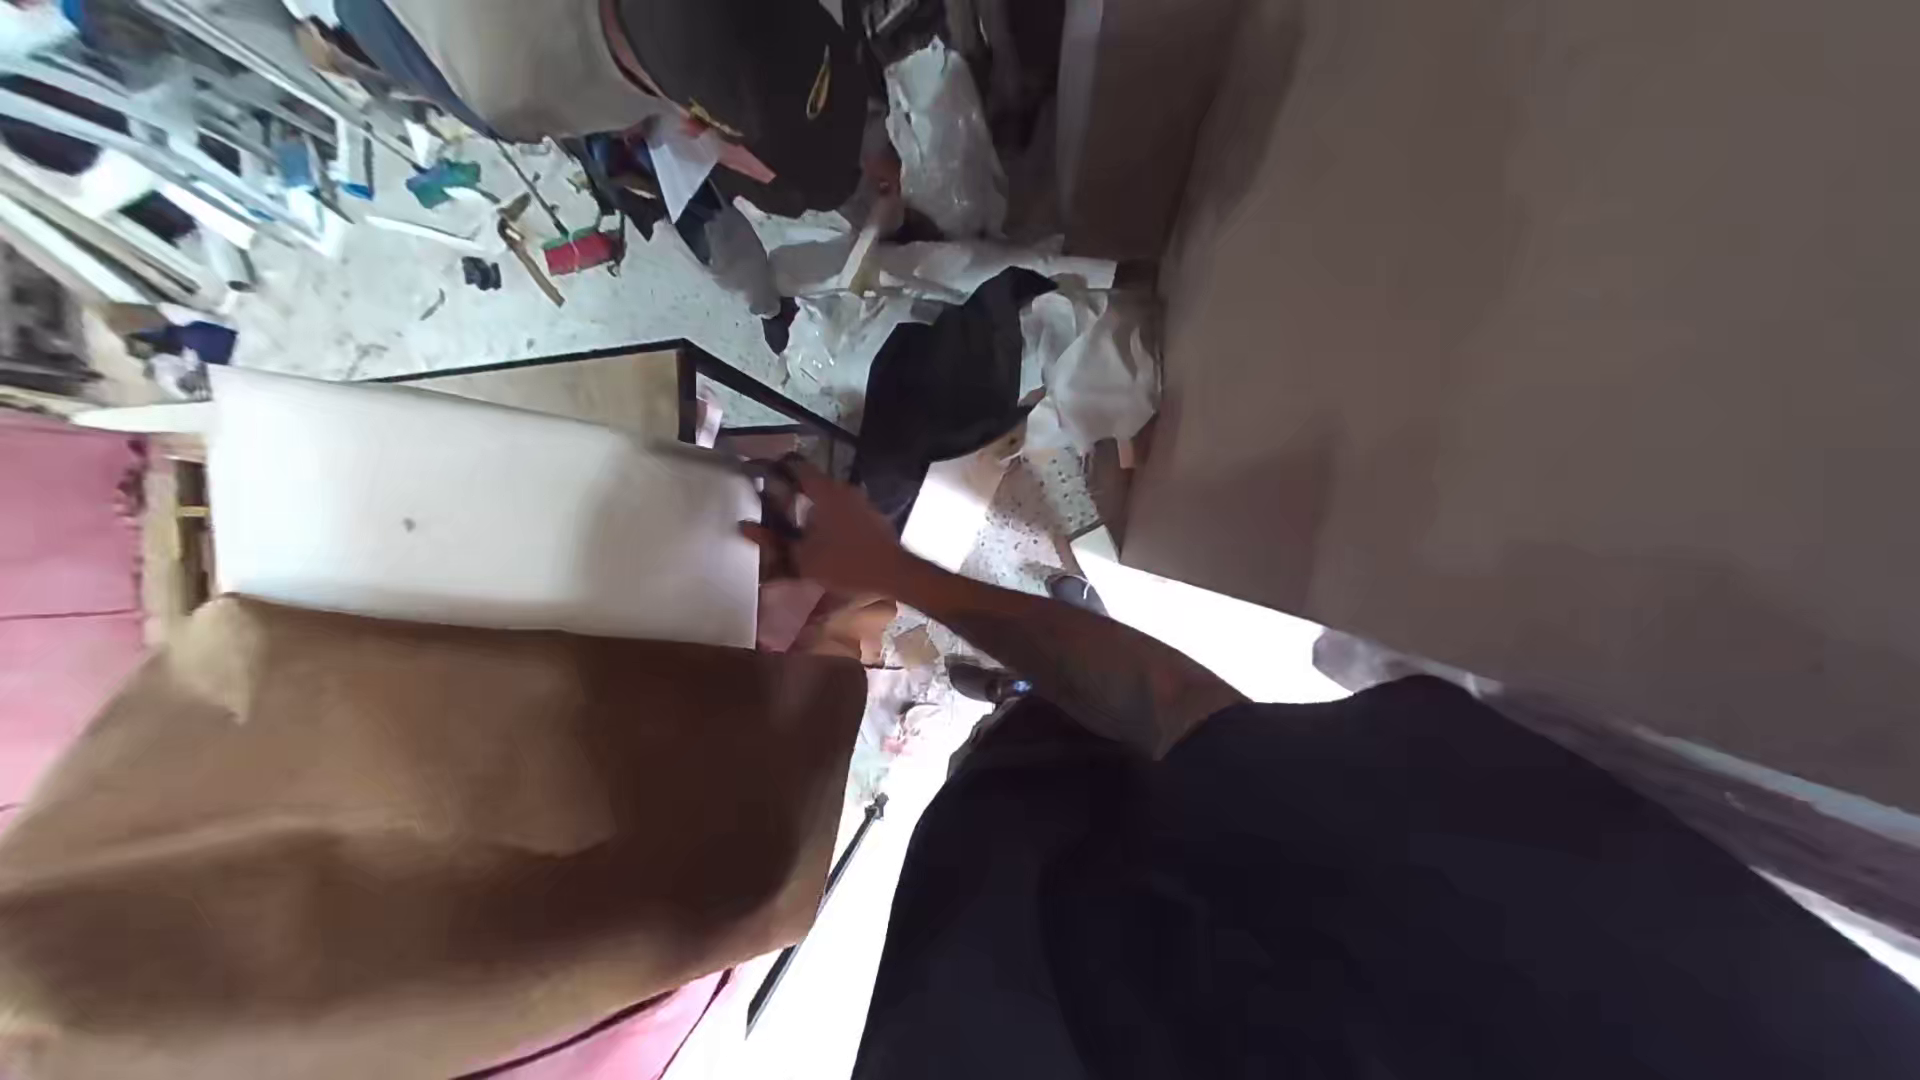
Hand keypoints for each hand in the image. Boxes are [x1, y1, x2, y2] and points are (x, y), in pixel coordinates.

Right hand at [740, 460, 916, 596]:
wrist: (893, 573)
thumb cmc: (845, 563)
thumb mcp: (802, 557)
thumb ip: (772, 541)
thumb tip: (744, 527)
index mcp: (825, 491)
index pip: (796, 465)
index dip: (776, 467)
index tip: (760, 475)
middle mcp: (845, 489)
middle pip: (813, 483)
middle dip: (793, 494)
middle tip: (775, 510)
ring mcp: (862, 502)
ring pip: (830, 498)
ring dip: (813, 509)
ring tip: (798, 528)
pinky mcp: (873, 517)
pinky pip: (845, 511)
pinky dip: (831, 519)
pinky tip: (825, 538)